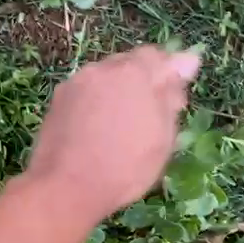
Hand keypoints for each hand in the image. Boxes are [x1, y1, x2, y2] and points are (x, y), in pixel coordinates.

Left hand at [24, 46, 199, 224]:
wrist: (66, 186)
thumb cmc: (125, 165)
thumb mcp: (163, 135)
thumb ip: (171, 93)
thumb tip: (186, 60)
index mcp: (133, 73)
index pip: (157, 56)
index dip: (167, 76)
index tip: (173, 101)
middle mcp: (101, 69)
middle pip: (128, 64)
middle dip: (141, 82)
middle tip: (149, 115)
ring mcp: (75, 83)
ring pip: (104, 77)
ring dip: (116, 91)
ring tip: (121, 126)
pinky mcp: (57, 99)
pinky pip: (85, 92)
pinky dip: (95, 103)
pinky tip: (97, 128)